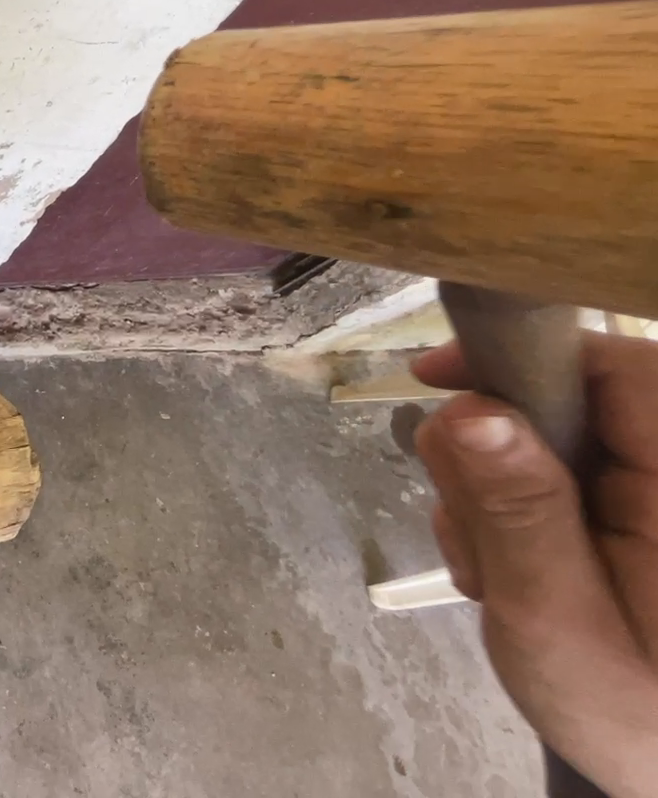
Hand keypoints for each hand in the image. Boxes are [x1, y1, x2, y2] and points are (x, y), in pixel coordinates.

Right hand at [412, 334, 657, 793]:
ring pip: (552, 445)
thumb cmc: (634, 716)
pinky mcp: (649, 520)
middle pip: (572, 406)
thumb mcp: (554, 619)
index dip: (525, 356)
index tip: (434, 380)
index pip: (625, 372)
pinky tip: (514, 568)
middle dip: (490, 450)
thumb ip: (517, 512)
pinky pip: (563, 479)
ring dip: (494, 492)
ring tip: (495, 568)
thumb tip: (470, 412)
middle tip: (470, 529)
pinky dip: (515, 511)